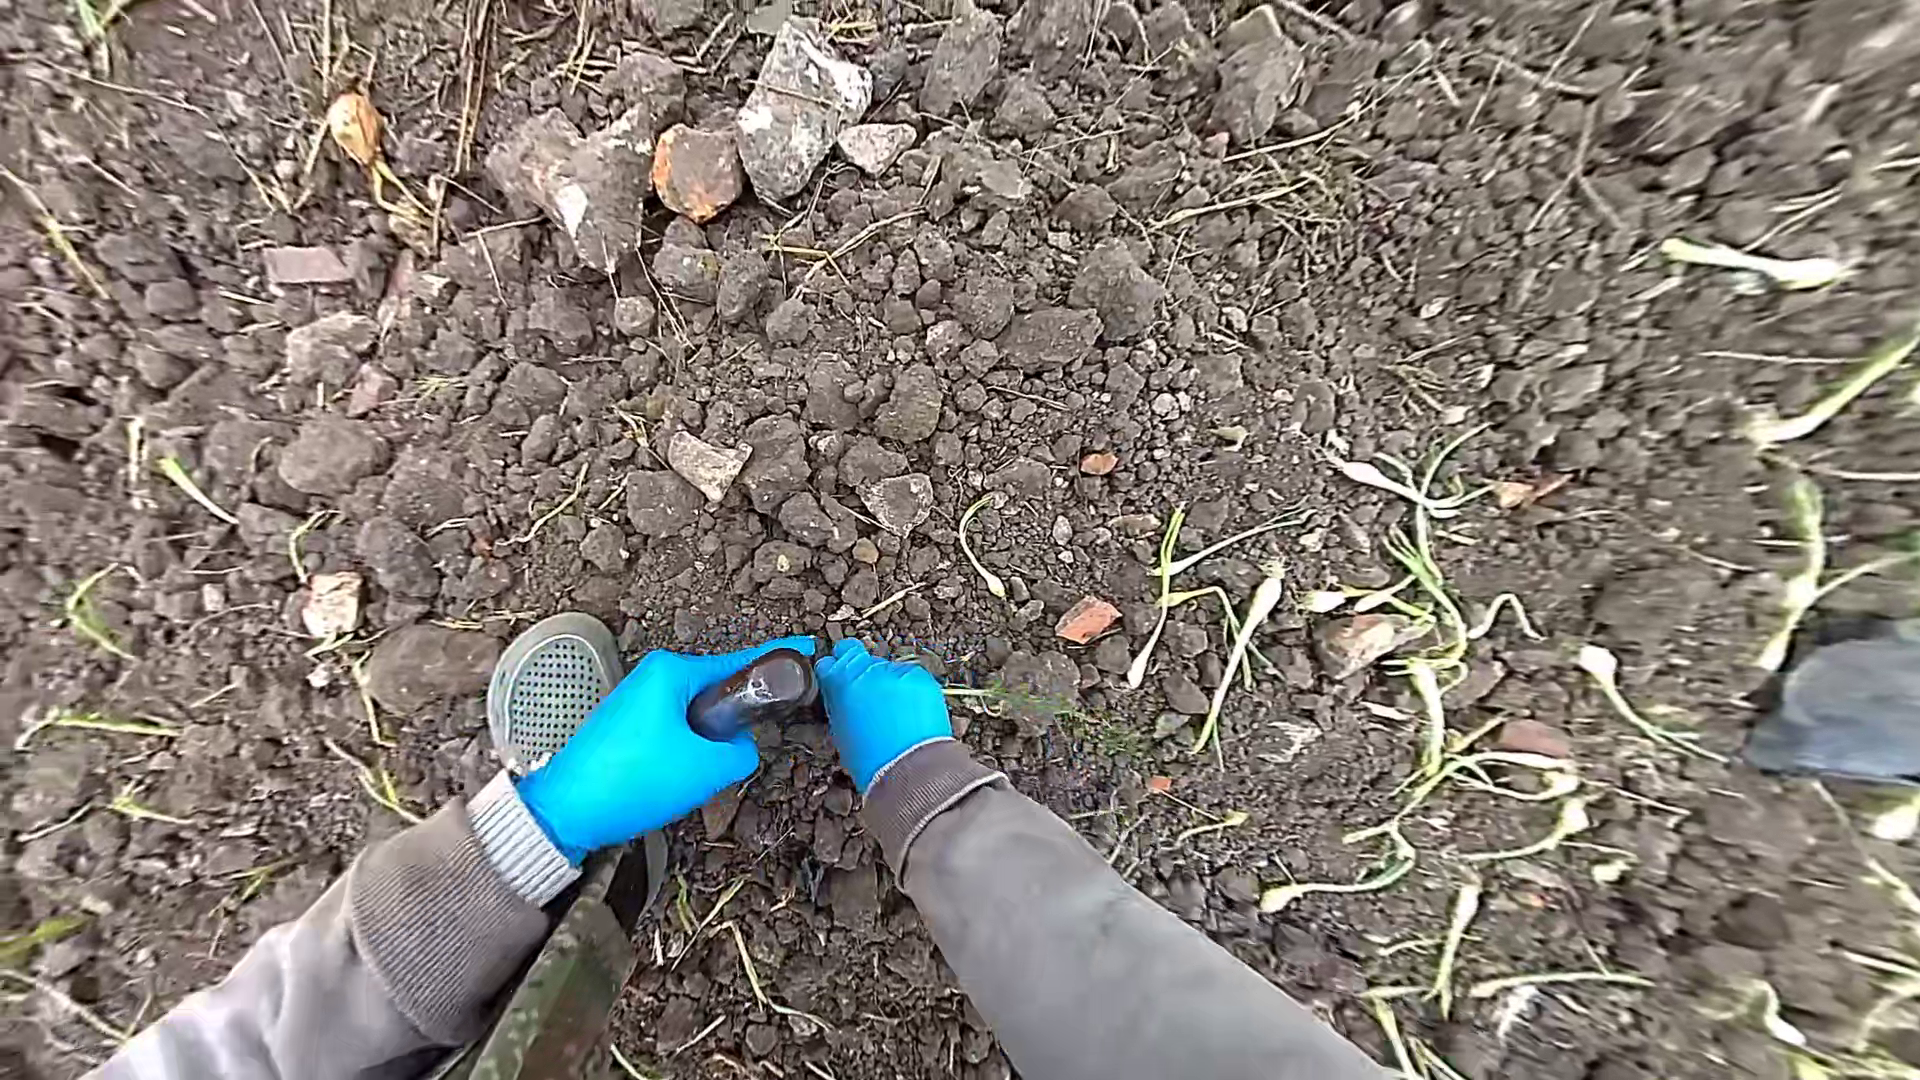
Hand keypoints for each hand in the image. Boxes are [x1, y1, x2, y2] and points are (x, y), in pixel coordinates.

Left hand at [516, 637, 814, 861]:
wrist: (562, 816)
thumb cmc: (635, 780)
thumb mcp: (707, 768)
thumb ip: (744, 750)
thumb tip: (743, 746)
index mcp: (673, 671)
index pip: (740, 659)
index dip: (778, 656)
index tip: (807, 649)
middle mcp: (655, 674)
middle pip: (720, 686)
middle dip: (740, 710)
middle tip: (757, 733)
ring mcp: (639, 697)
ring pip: (699, 708)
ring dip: (713, 732)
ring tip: (712, 764)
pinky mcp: (630, 721)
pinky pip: (678, 721)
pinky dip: (693, 740)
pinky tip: (690, 767)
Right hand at [815, 638, 951, 792]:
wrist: (909, 768)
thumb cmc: (871, 760)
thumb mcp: (840, 730)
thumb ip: (838, 702)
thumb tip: (840, 692)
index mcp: (841, 683)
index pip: (829, 661)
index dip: (834, 669)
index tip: (838, 674)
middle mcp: (867, 670)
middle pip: (857, 656)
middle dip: (861, 671)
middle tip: (869, 693)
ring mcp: (895, 671)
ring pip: (886, 667)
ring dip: (887, 682)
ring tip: (894, 712)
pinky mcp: (919, 676)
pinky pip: (909, 676)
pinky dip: (909, 689)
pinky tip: (910, 712)